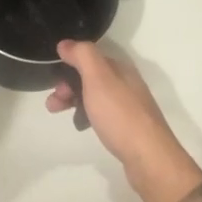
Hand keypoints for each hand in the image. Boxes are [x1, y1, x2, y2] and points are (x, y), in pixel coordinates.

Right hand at [48, 41, 201, 201]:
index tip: (52, 79)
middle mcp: (127, 84)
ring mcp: (129, 107)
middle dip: (68, 85)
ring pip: (95, 96)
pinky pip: (102, 114)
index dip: (70, 64)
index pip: (92, 57)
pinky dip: (88, 116)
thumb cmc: (120, 115)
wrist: (148, 157)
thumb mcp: (99, 78)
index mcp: (122, 70)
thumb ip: (83, 56)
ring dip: (74, 101)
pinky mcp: (127, 128)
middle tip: (53, 102)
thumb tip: (66, 43)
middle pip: (92, 77)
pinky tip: (82, 126)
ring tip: (57, 113)